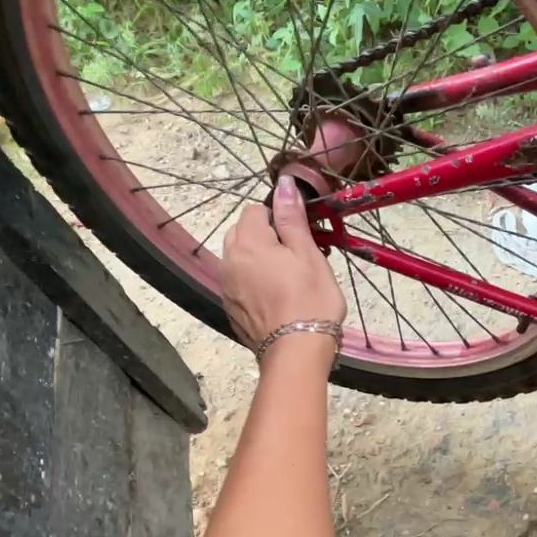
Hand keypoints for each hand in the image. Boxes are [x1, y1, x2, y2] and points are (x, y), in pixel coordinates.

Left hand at [219, 182, 345, 347]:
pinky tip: (276, 298)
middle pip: (242, 233)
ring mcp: (226, 286)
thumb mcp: (309, 255)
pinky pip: (239, 283)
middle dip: (265, 237)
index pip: (255, 210)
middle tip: (296, 256)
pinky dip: (254, 283)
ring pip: (239, 258)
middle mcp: (229, 260)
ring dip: (259, 260)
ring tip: (287, 279)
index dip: (278, 218)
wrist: (296, 352)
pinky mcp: (230, 308)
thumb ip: (292, 219)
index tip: (300, 236)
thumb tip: (283, 184)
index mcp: (249, 242)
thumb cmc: (311, 300)